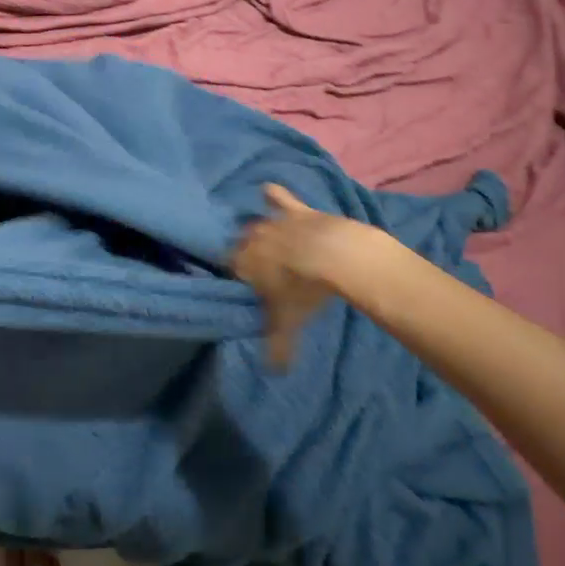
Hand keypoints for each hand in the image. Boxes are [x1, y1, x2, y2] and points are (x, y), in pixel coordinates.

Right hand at [231, 184, 391, 368]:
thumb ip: (278, 345)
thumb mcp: (289, 321)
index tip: (246, 284)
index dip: (238, 274)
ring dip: (258, 227)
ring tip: (267, 237)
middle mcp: (249, 238)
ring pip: (254, 220)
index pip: (230, 266)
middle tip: (261, 265)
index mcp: (241, 262)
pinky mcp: (294, 208)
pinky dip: (273, 196)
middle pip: (241, 242)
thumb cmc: (304, 289)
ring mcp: (271, 220)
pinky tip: (270, 194)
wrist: (334, 254)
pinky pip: (277, 196)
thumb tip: (276, 371)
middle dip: (247, 251)